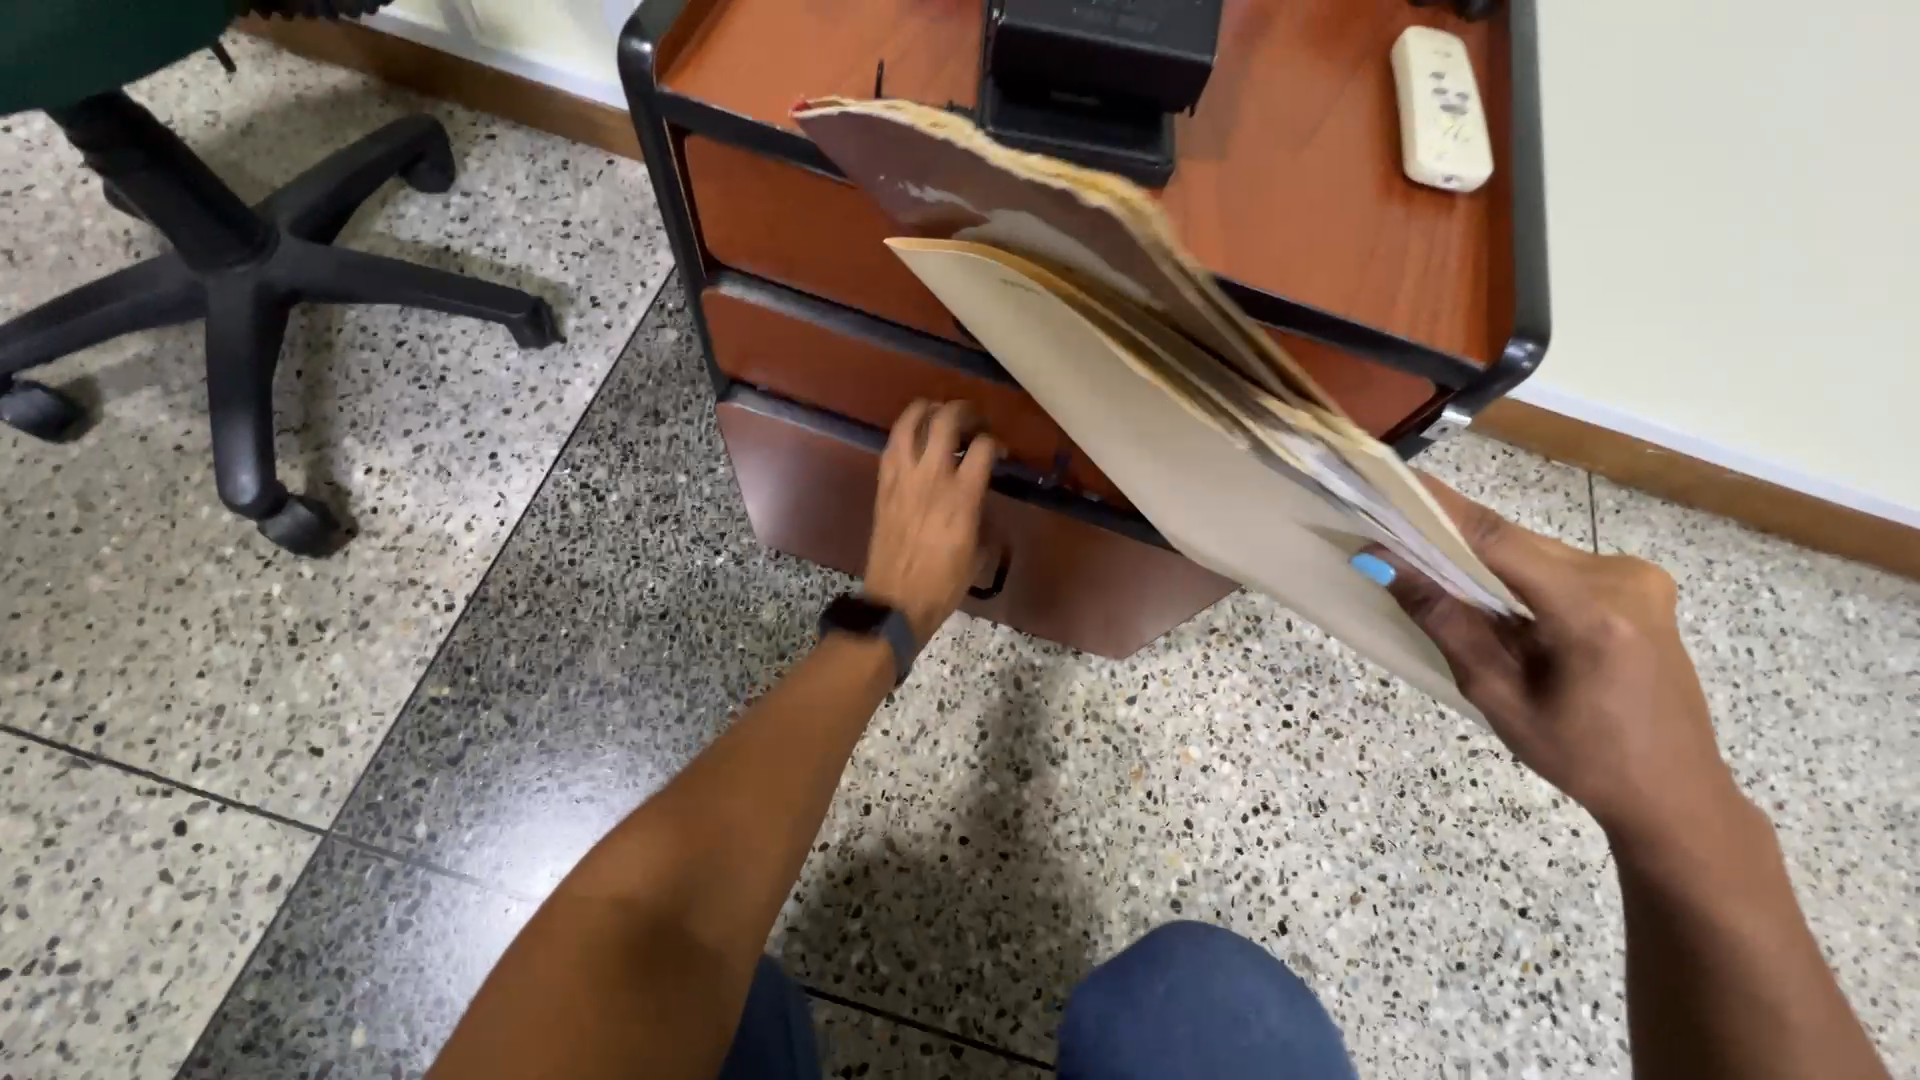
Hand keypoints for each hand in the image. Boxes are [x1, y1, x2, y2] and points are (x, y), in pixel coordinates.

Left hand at [863, 400, 997, 646]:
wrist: (897, 601)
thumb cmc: (944, 583)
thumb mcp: (978, 552)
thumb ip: (982, 518)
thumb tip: (981, 502)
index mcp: (962, 496)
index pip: (983, 447)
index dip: (995, 441)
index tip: (998, 450)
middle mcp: (932, 477)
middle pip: (946, 420)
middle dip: (964, 410)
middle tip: (973, 418)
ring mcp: (903, 479)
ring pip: (910, 423)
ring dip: (927, 410)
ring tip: (939, 412)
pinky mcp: (883, 486)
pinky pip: (891, 446)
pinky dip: (903, 432)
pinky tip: (913, 436)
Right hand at [1374, 476, 1748, 847]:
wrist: (1675, 789)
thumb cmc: (1582, 757)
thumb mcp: (1498, 695)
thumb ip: (1445, 622)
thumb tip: (1387, 564)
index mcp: (1593, 613)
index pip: (1498, 541)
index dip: (1439, 510)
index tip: (1392, 483)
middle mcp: (1623, 579)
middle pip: (1513, 542)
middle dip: (1448, 537)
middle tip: (1389, 531)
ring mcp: (1637, 577)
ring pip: (1531, 552)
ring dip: (1478, 558)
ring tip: (1424, 566)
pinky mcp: (1638, 584)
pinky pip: (1553, 564)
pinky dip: (1510, 573)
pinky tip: (1481, 592)